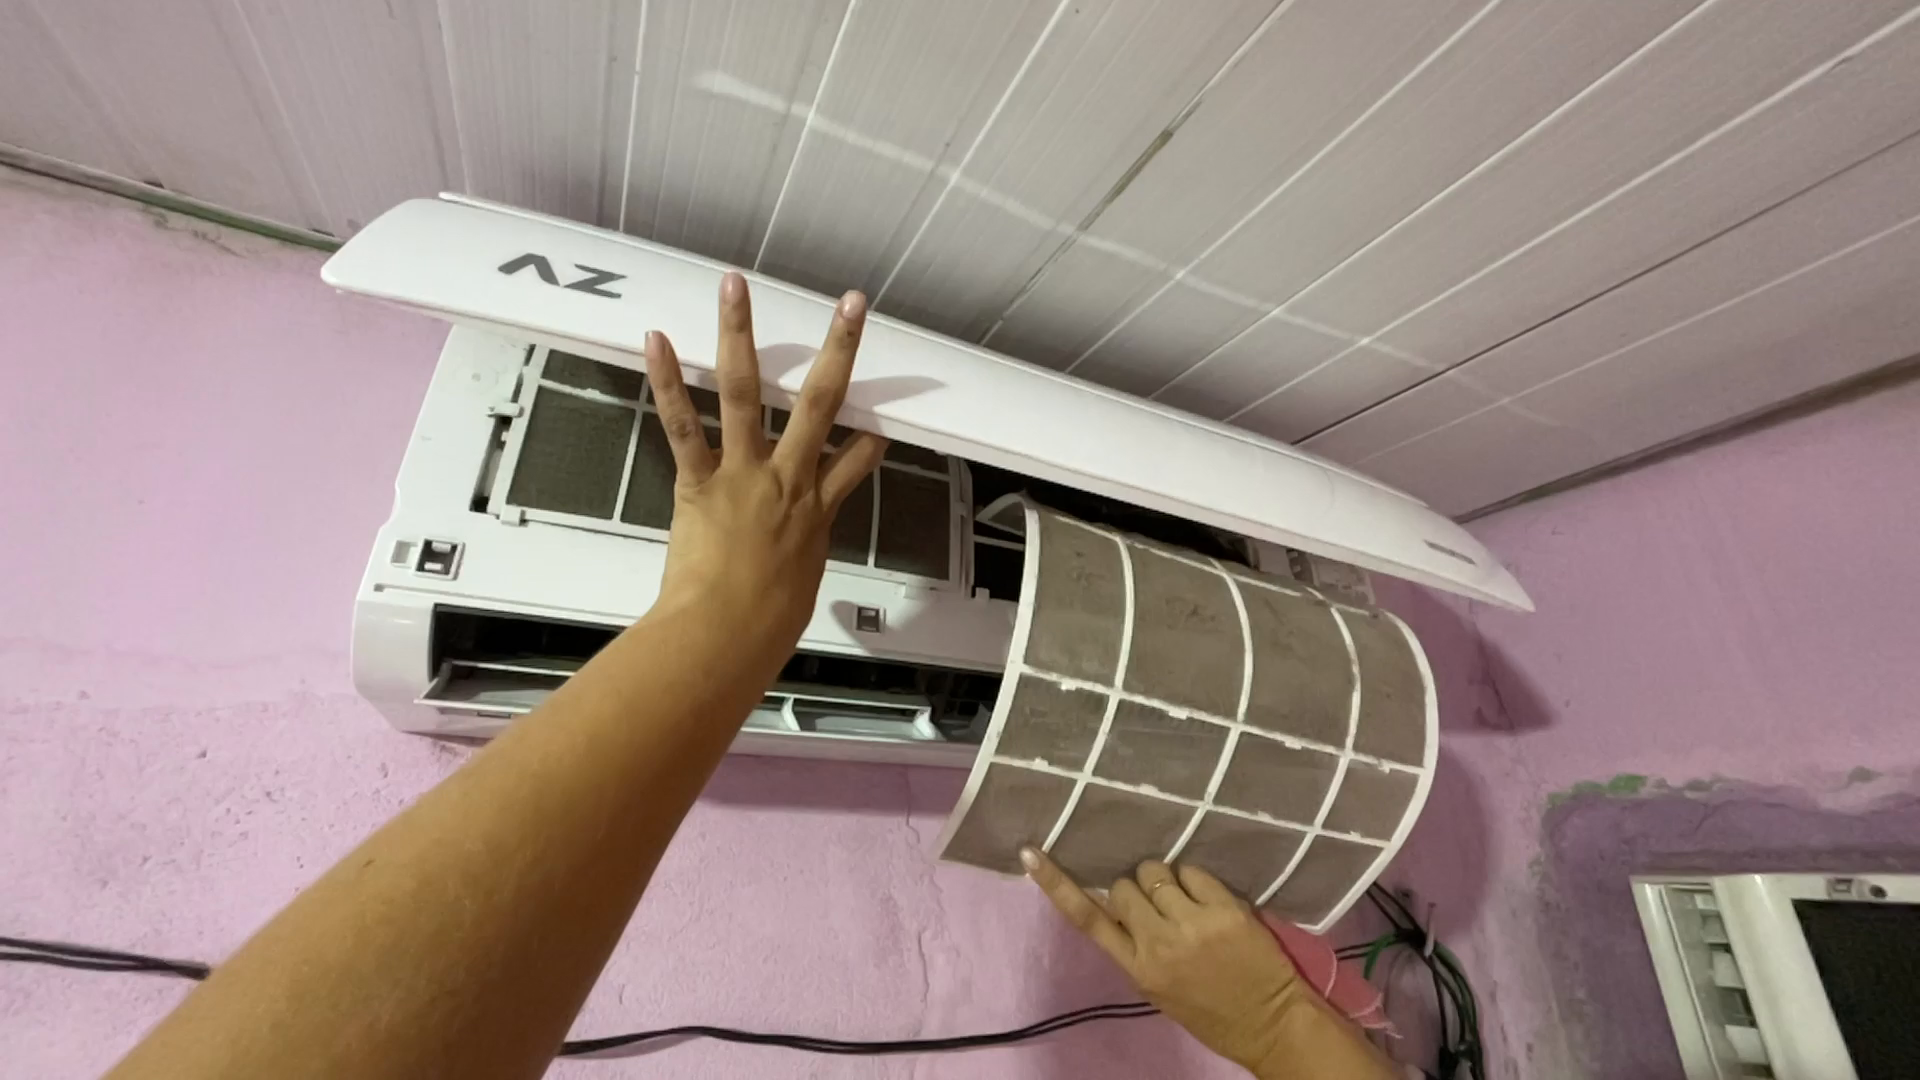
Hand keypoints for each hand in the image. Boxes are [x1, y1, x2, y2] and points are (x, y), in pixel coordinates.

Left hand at [644, 272, 886, 669]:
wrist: (724, 637)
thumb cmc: (767, 623)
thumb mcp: (802, 579)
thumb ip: (802, 546)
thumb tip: (798, 539)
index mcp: (819, 509)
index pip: (859, 458)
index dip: (872, 433)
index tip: (881, 412)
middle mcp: (790, 479)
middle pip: (823, 404)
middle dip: (840, 350)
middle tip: (851, 304)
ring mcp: (745, 474)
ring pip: (746, 393)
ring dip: (740, 334)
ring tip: (735, 284)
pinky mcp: (700, 481)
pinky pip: (683, 425)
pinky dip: (666, 381)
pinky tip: (655, 338)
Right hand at [1024, 849, 1303, 1072]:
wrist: (1273, 1025)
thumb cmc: (1211, 1010)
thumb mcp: (1157, 987)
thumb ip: (1133, 944)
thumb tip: (1117, 897)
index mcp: (1136, 968)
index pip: (1086, 919)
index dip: (1056, 883)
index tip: (1030, 852)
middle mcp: (1157, 944)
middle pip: (1122, 886)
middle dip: (1136, 889)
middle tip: (1160, 907)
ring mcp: (1191, 924)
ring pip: (1154, 872)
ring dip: (1165, 880)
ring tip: (1185, 902)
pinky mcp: (1223, 910)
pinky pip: (1191, 871)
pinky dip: (1196, 880)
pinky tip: (1210, 901)